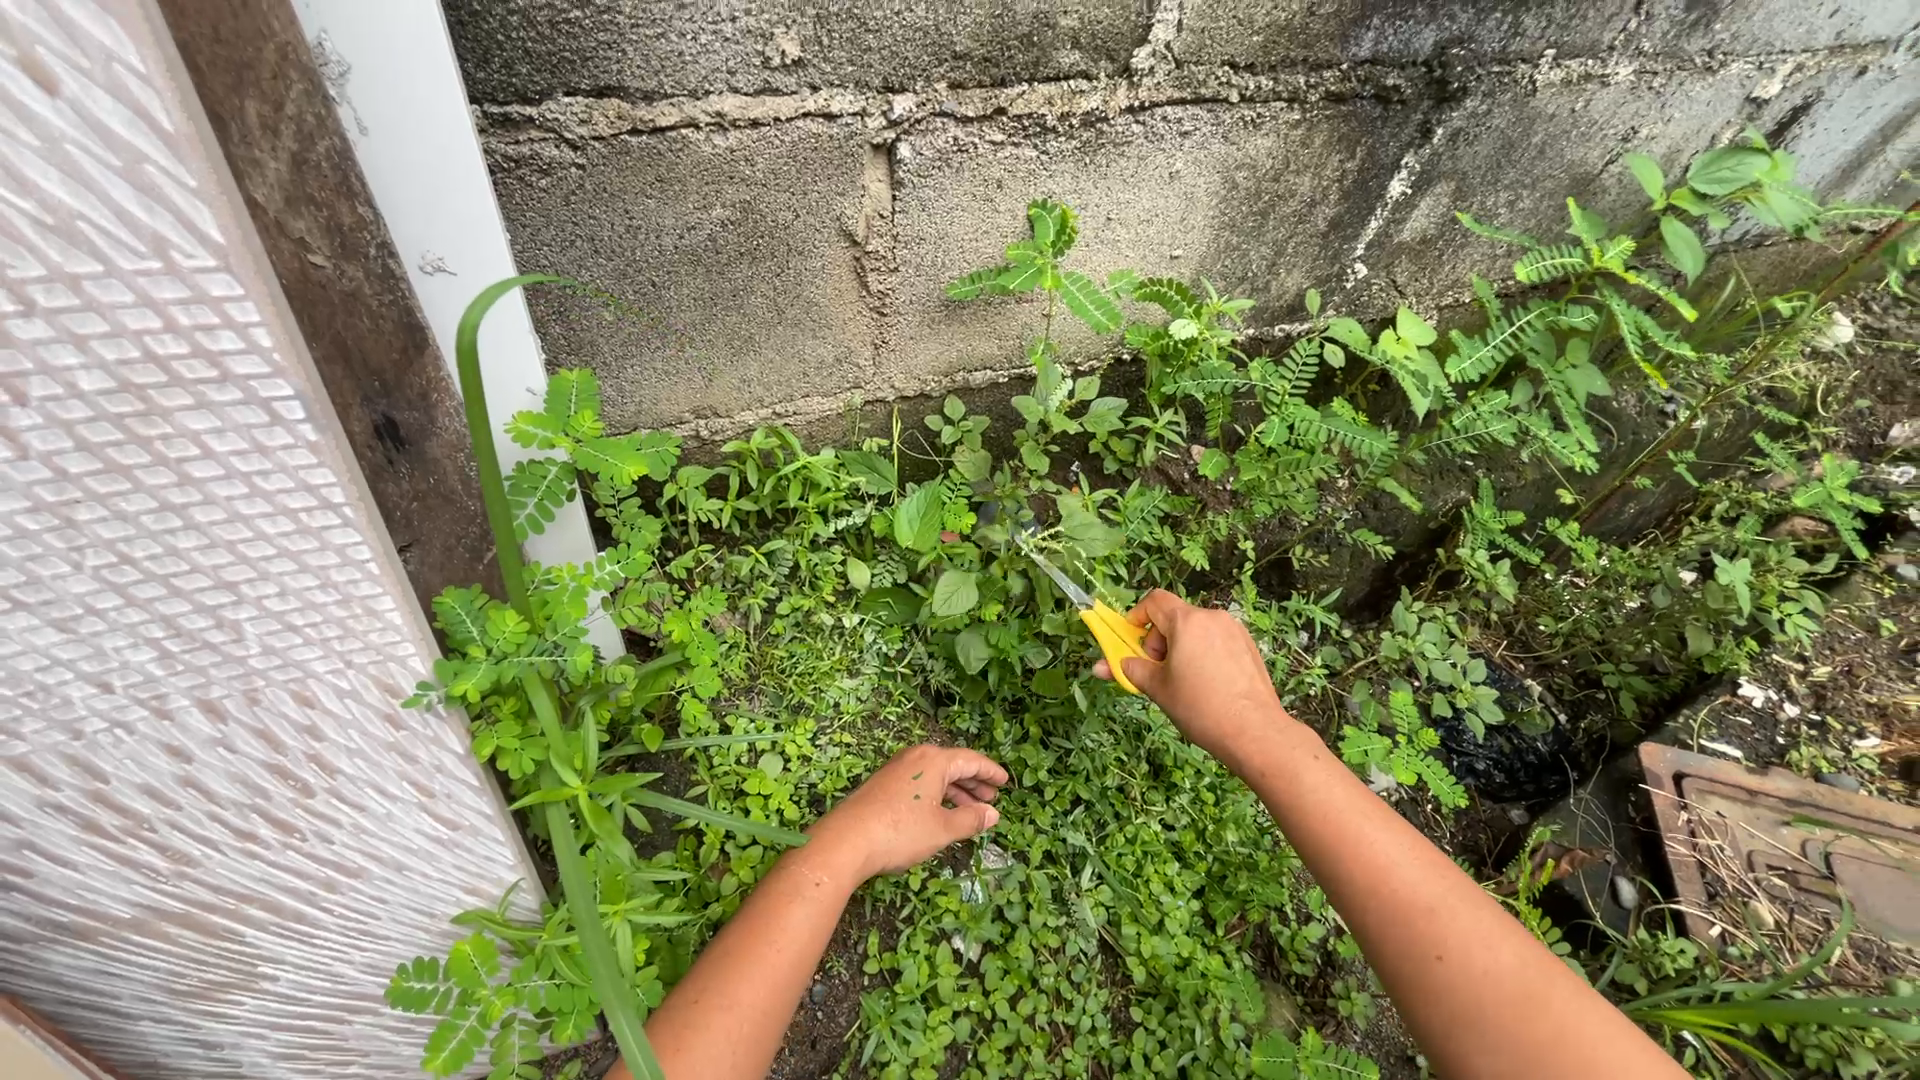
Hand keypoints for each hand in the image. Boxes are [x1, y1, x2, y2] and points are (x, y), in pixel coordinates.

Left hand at [805, 744, 1008, 881]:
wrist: (846, 840)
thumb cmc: (900, 832)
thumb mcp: (942, 828)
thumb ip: (970, 819)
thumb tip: (992, 813)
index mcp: (933, 760)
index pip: (971, 760)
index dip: (990, 771)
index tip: (1005, 782)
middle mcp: (915, 757)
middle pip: (952, 765)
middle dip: (974, 782)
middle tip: (991, 797)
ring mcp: (897, 769)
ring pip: (935, 775)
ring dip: (955, 791)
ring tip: (971, 810)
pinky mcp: (884, 784)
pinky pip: (920, 782)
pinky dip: (937, 794)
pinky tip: (941, 813)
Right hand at [1092, 588, 1293, 768]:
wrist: (1254, 732)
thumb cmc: (1200, 707)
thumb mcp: (1157, 688)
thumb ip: (1129, 670)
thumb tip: (1100, 666)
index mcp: (1187, 621)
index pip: (1154, 601)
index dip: (1137, 616)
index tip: (1132, 640)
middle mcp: (1212, 617)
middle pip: (1175, 616)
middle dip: (1159, 639)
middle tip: (1158, 670)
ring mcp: (1234, 630)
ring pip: (1196, 629)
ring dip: (1180, 647)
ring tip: (1182, 680)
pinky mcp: (1249, 646)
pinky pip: (1216, 640)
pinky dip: (1202, 653)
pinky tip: (1207, 684)